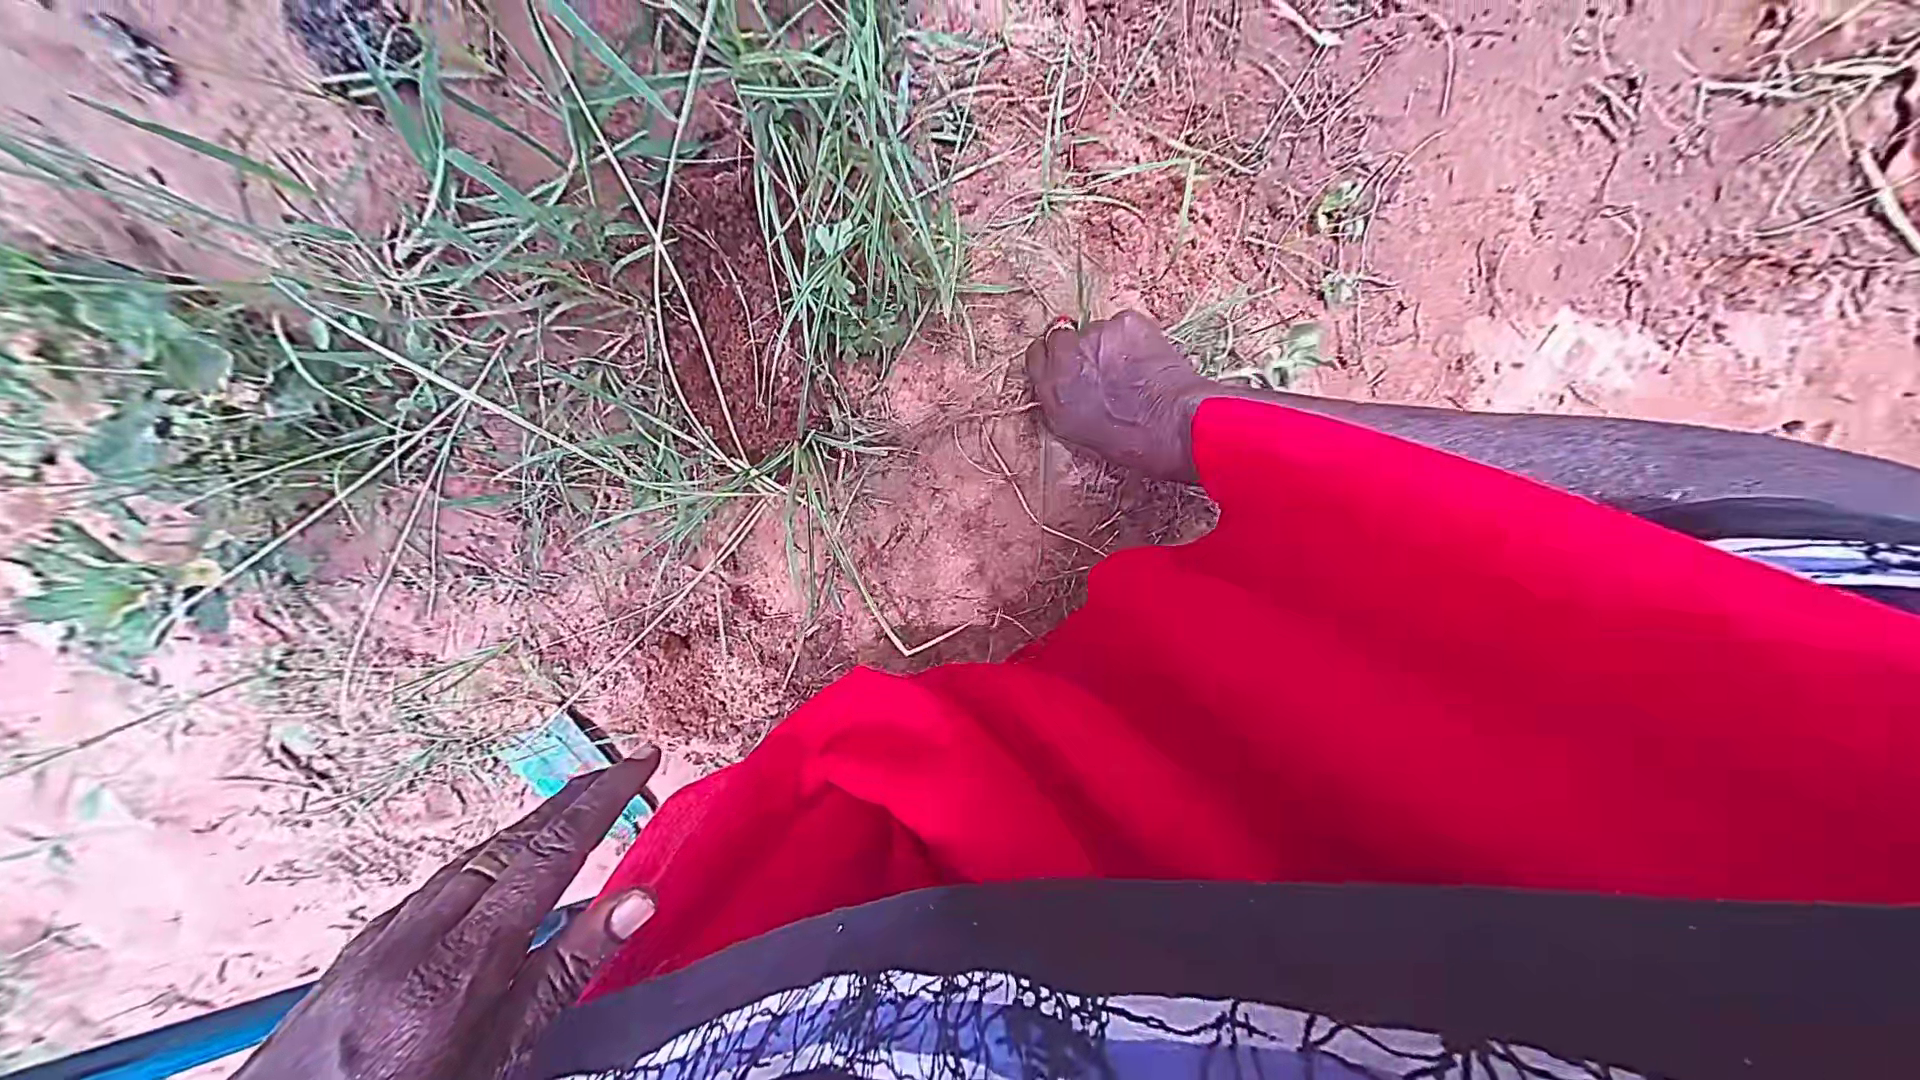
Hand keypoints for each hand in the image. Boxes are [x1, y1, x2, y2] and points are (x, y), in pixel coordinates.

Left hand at [234, 753, 661, 1079]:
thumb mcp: (501, 1055)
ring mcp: (386, 936)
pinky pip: (441, 880)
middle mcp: (420, 932)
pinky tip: (501, 858)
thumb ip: (570, 970)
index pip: (554, 851)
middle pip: (515, 839)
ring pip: (476, 854)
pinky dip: (489, 854)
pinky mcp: (364, 947)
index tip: (641, 762)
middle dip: (576, 796)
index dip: (606, 798)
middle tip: (620, 768)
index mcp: (464, 960)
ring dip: (535, 821)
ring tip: (576, 801)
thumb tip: (636, 901)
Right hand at [1025, 311, 1215, 482]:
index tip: (1068, 366)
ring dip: (1108, 345)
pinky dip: (1133, 338)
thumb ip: (1057, 400)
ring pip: (1096, 330)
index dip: (1054, 360)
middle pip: (1061, 336)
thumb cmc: (1128, 441)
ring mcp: (1095, 335)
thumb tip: (1059, 384)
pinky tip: (1146, 360)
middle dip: (1079, 349)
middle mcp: (1066, 356)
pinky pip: (1124, 324)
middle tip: (1102, 366)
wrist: (1170, 426)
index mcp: (1050, 388)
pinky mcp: (1125, 322)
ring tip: (1131, 370)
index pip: (1036, 354)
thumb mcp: (1074, 432)